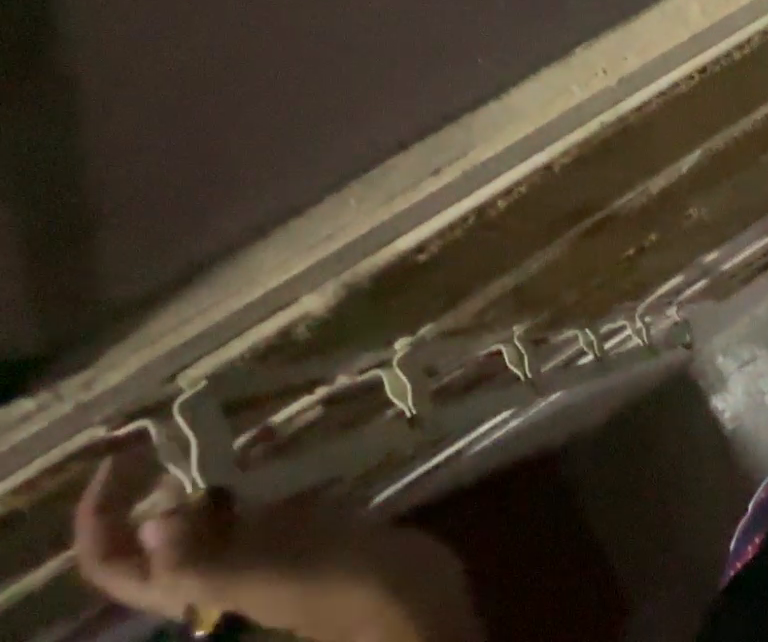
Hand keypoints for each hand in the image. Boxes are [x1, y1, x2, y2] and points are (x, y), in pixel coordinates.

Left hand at [73, 451, 482, 641]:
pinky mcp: (313, 533)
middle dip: (167, 483)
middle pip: (167, 531)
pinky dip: (273, 474)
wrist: (406, 594)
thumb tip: (154, 519)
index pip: (116, 561)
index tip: (127, 457)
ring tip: (239, 432)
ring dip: (220, 475)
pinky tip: (291, 449)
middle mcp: (219, 571)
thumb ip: (200, 558)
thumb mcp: (257, 575)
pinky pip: (275, 502)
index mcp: (191, 590)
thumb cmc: (327, 585)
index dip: (102, 515)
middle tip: (188, 434)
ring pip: (223, 512)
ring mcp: (268, 551)